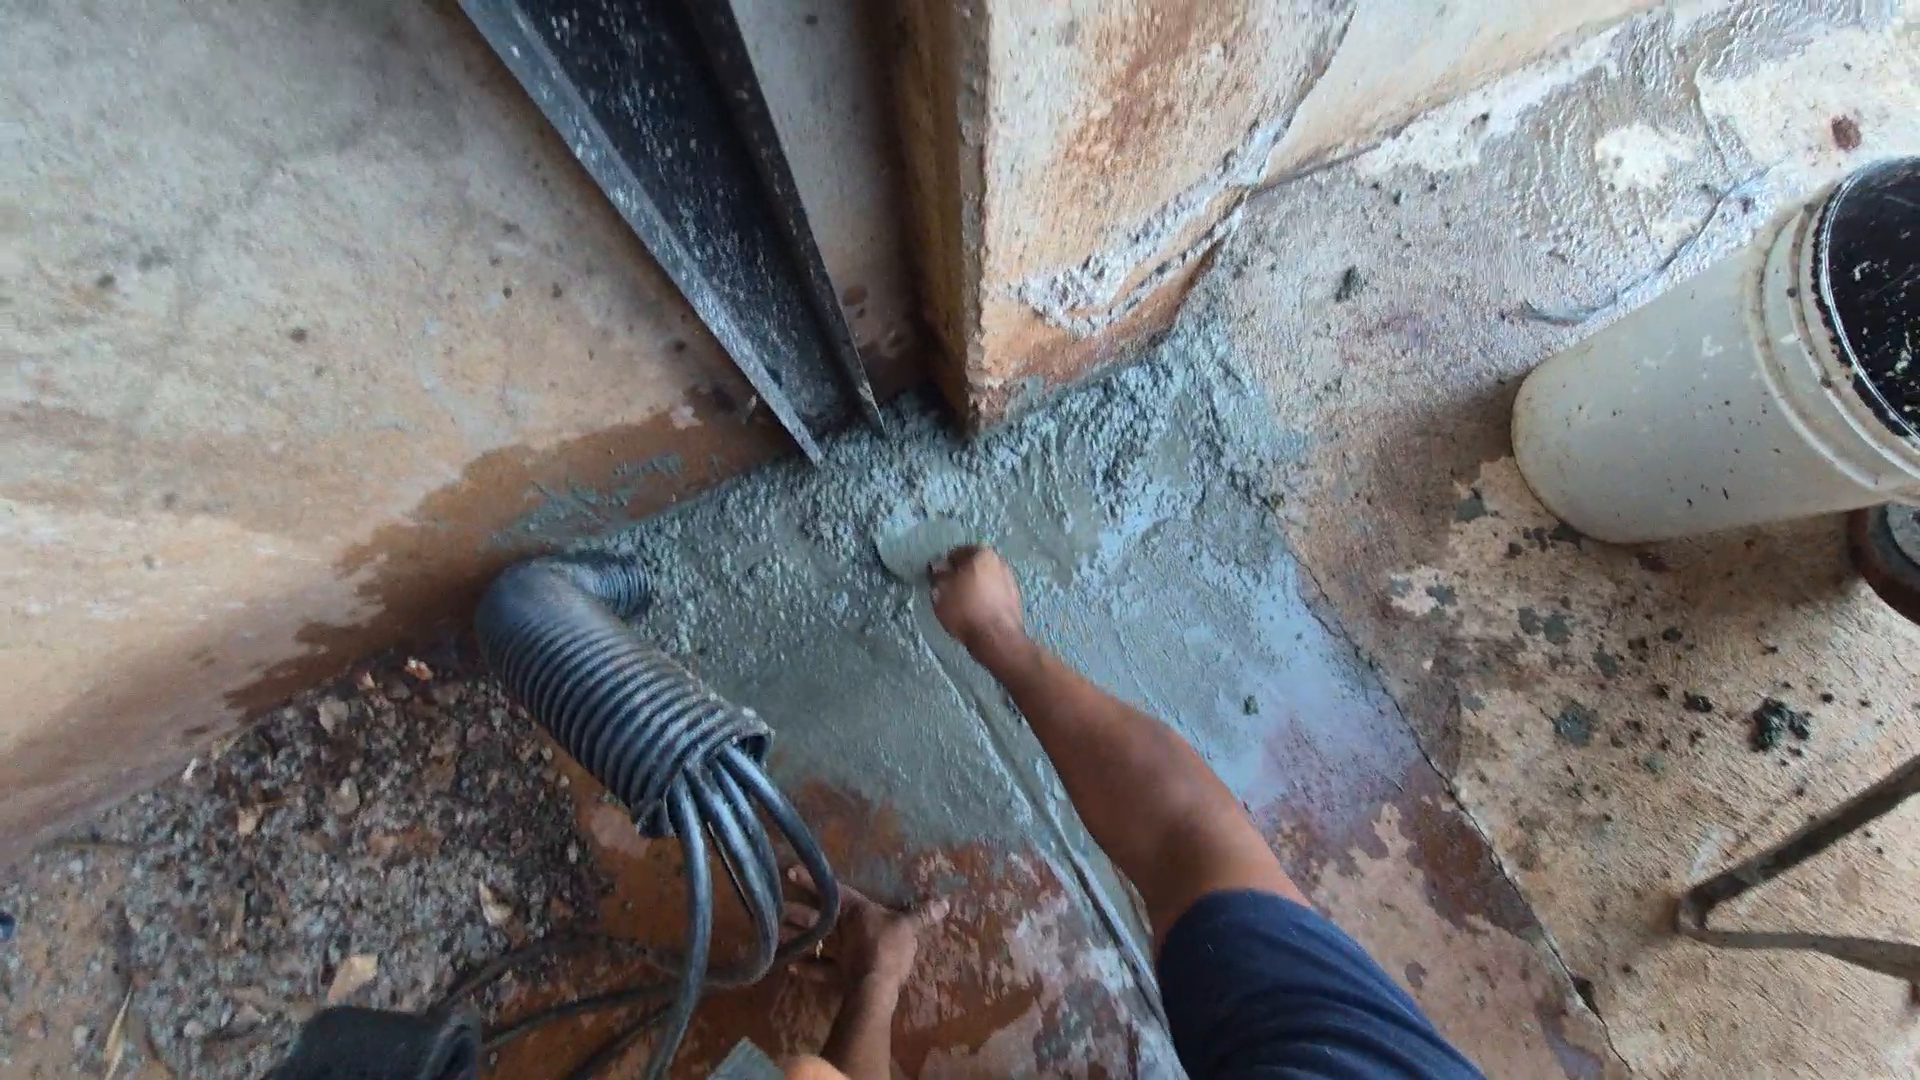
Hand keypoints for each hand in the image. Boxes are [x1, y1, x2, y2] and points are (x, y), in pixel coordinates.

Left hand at [783, 868, 947, 994]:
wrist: (877, 985)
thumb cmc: (890, 948)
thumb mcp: (909, 926)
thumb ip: (923, 913)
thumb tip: (945, 901)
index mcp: (856, 910)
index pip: (832, 891)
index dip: (811, 881)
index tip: (791, 872)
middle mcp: (841, 928)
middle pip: (816, 917)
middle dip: (796, 910)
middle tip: (774, 904)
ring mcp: (836, 952)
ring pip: (812, 941)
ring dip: (794, 937)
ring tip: (774, 932)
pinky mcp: (835, 975)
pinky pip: (817, 970)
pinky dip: (805, 968)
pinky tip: (790, 966)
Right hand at [929, 546, 1029, 667]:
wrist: (997, 638)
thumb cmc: (965, 609)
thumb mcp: (941, 592)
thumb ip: (939, 576)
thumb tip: (939, 567)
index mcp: (981, 554)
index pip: (957, 553)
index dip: (945, 566)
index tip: (939, 580)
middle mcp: (1000, 562)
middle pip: (974, 566)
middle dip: (963, 575)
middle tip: (950, 592)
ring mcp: (1010, 580)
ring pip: (986, 580)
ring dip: (975, 587)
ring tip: (963, 605)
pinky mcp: (1016, 599)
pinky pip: (995, 594)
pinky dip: (986, 599)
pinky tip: (978, 612)